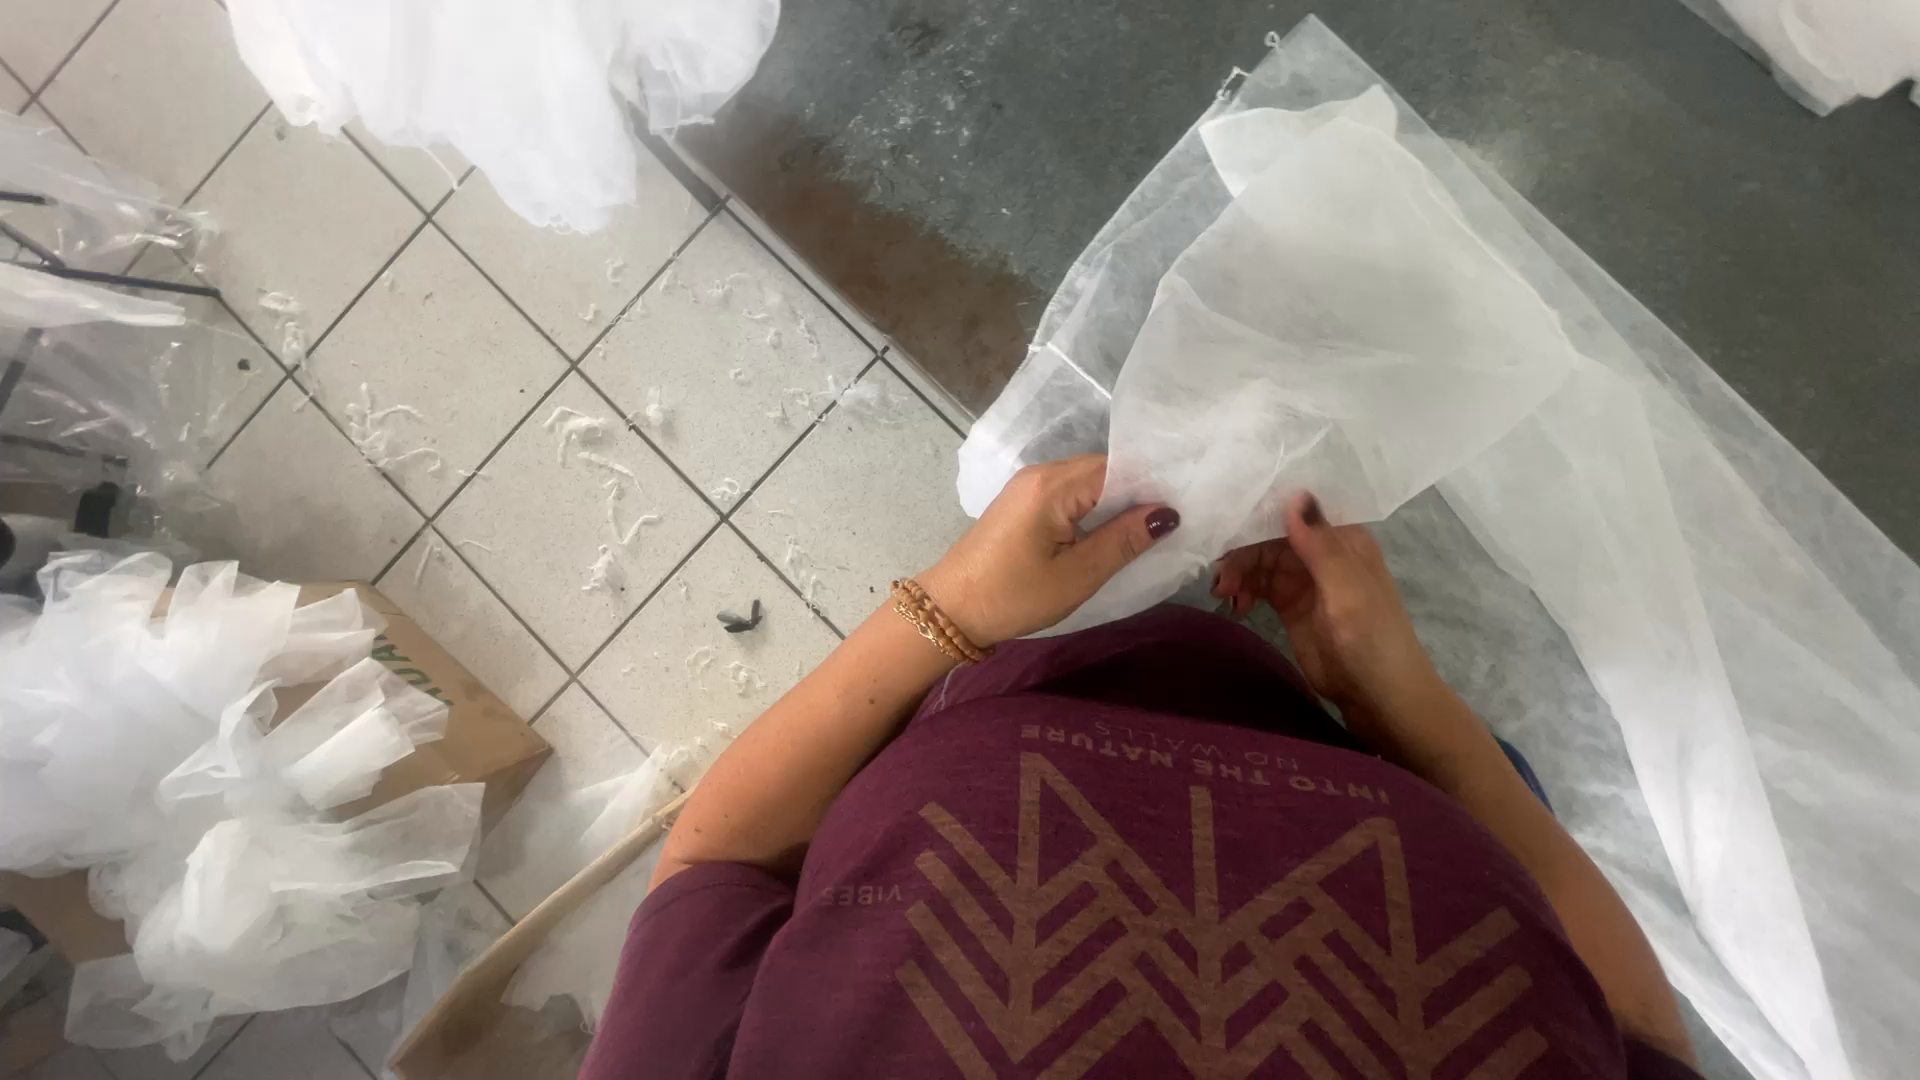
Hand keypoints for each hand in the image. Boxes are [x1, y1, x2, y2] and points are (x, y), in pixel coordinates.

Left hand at [916, 456, 1178, 645]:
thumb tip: (1166, 514)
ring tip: (1151, 527)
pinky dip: (1093, 508)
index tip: (1187, 505)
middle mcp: (1040, 474)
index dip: (1153, 485)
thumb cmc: (1012, 597)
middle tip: (1176, 519)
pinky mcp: (1022, 503)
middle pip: (1103, 470)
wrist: (950, 610)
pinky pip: (1069, 494)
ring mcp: (1028, 486)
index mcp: (1052, 486)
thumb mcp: (1076, 576)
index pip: (1118, 468)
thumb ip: (1122, 541)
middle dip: (1138, 492)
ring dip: (1116, 501)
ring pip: (1087, 483)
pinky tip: (1112, 530)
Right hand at [1212, 492, 1439, 715]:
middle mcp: (1322, 552)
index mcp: (1343, 539)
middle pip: (1268, 537)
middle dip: (1241, 553)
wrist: (1378, 698)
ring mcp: (1304, 579)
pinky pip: (1257, 585)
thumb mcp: (1347, 590)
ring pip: (1258, 561)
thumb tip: (1294, 493)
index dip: (1258, 515)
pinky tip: (1236, 607)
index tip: (1224, 527)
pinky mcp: (1290, 604)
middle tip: (1222, 582)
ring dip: (1237, 573)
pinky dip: (1242, 591)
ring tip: (1224, 596)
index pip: (1294, 512)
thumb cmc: (1372, 639)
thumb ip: (1319, 544)